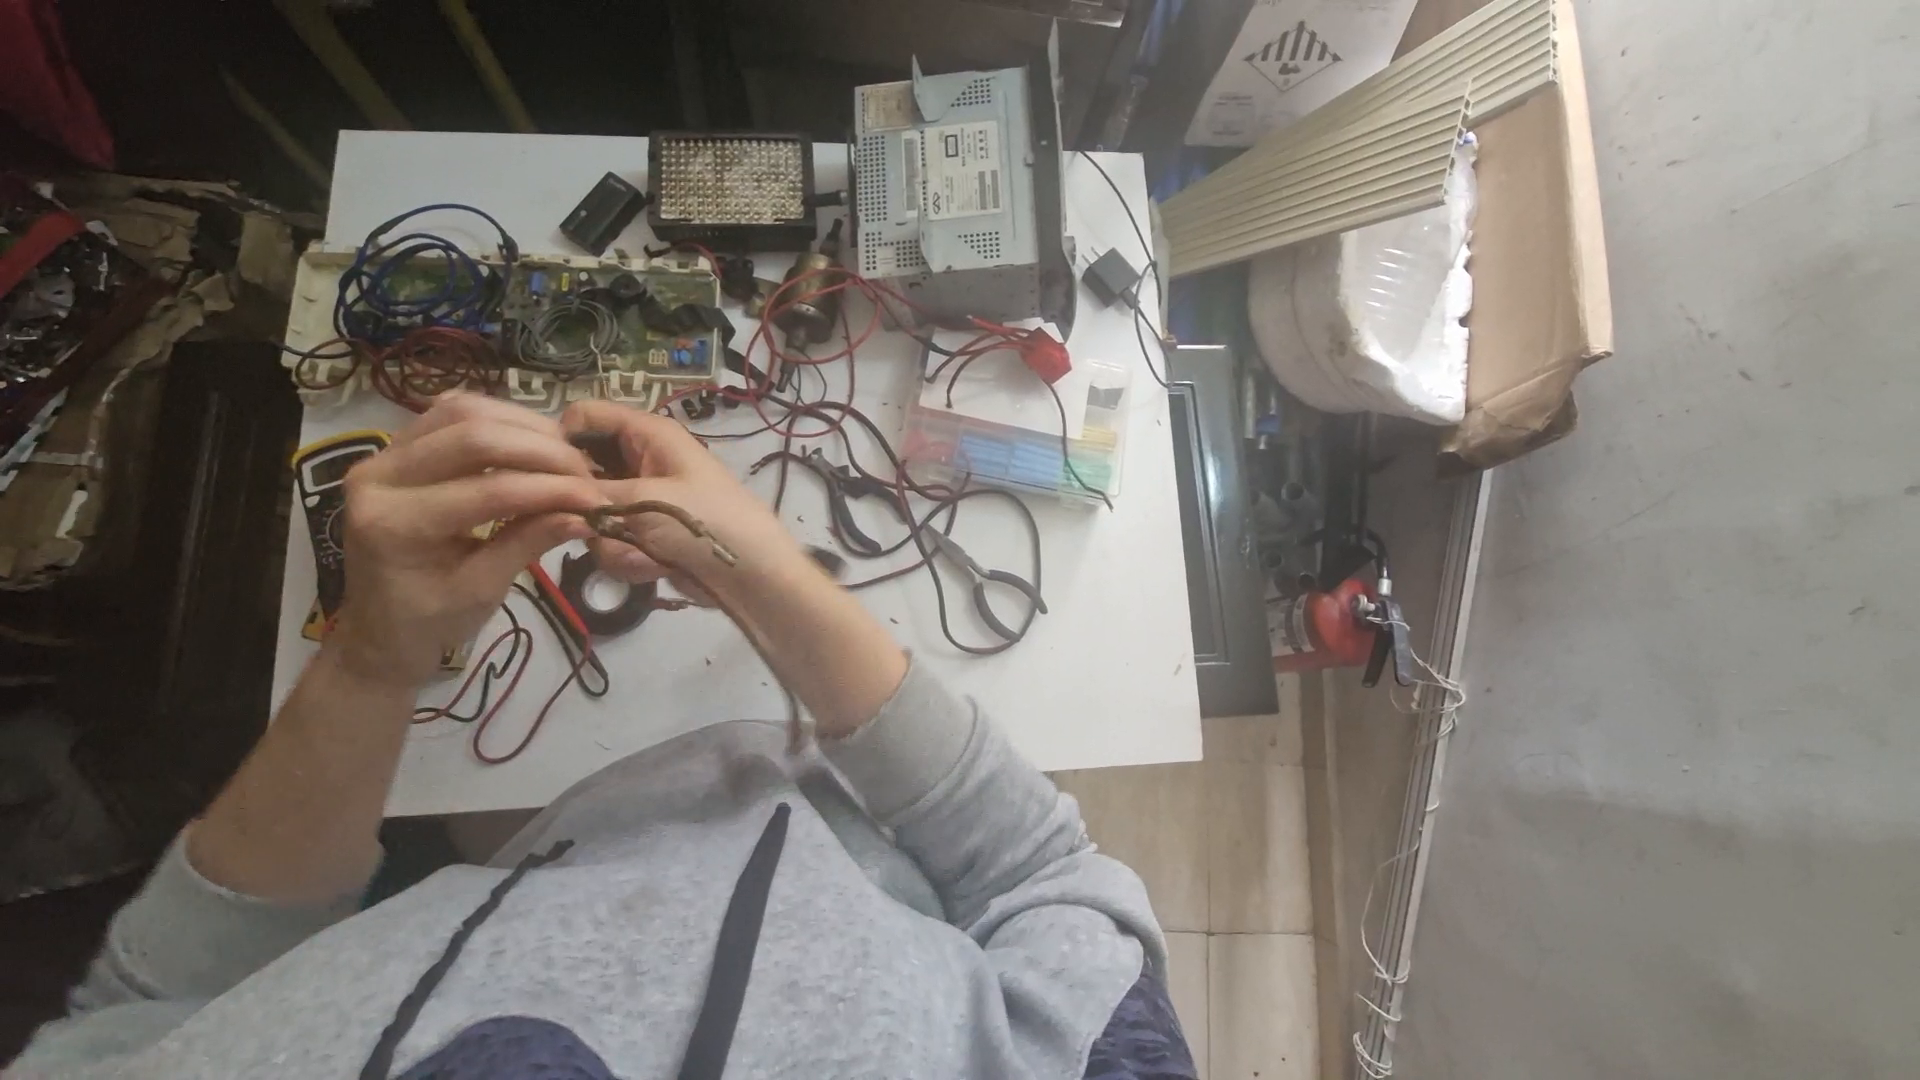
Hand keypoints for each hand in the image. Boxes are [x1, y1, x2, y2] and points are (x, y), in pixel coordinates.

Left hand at [330, 393, 602, 688]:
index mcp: (395, 524)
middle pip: (474, 435)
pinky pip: (453, 412)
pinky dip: (503, 420)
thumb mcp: (484, 590)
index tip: (599, 500)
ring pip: (465, 411)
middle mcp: (378, 477)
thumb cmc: (432, 619)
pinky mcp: (399, 446)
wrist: (381, 625)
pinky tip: (534, 441)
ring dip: (527, 427)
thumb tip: (588, 515)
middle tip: (587, 474)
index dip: (552, 490)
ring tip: (567, 455)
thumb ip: (530, 543)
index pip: (489, 490)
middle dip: (544, 451)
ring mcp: (384, 455)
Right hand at [561, 400, 810, 601]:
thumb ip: (590, 491)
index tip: (546, 473)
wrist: (748, 575)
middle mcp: (641, 461)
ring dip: (616, 543)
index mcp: (648, 434)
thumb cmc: (705, 522)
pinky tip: (656, 566)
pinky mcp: (644, 536)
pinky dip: (631, 560)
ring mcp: (641, 501)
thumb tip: (546, 486)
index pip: (584, 415)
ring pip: (593, 518)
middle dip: (590, 508)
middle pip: (581, 474)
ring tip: (648, 551)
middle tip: (601, 523)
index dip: (560, 439)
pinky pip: (613, 545)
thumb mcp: (644, 498)